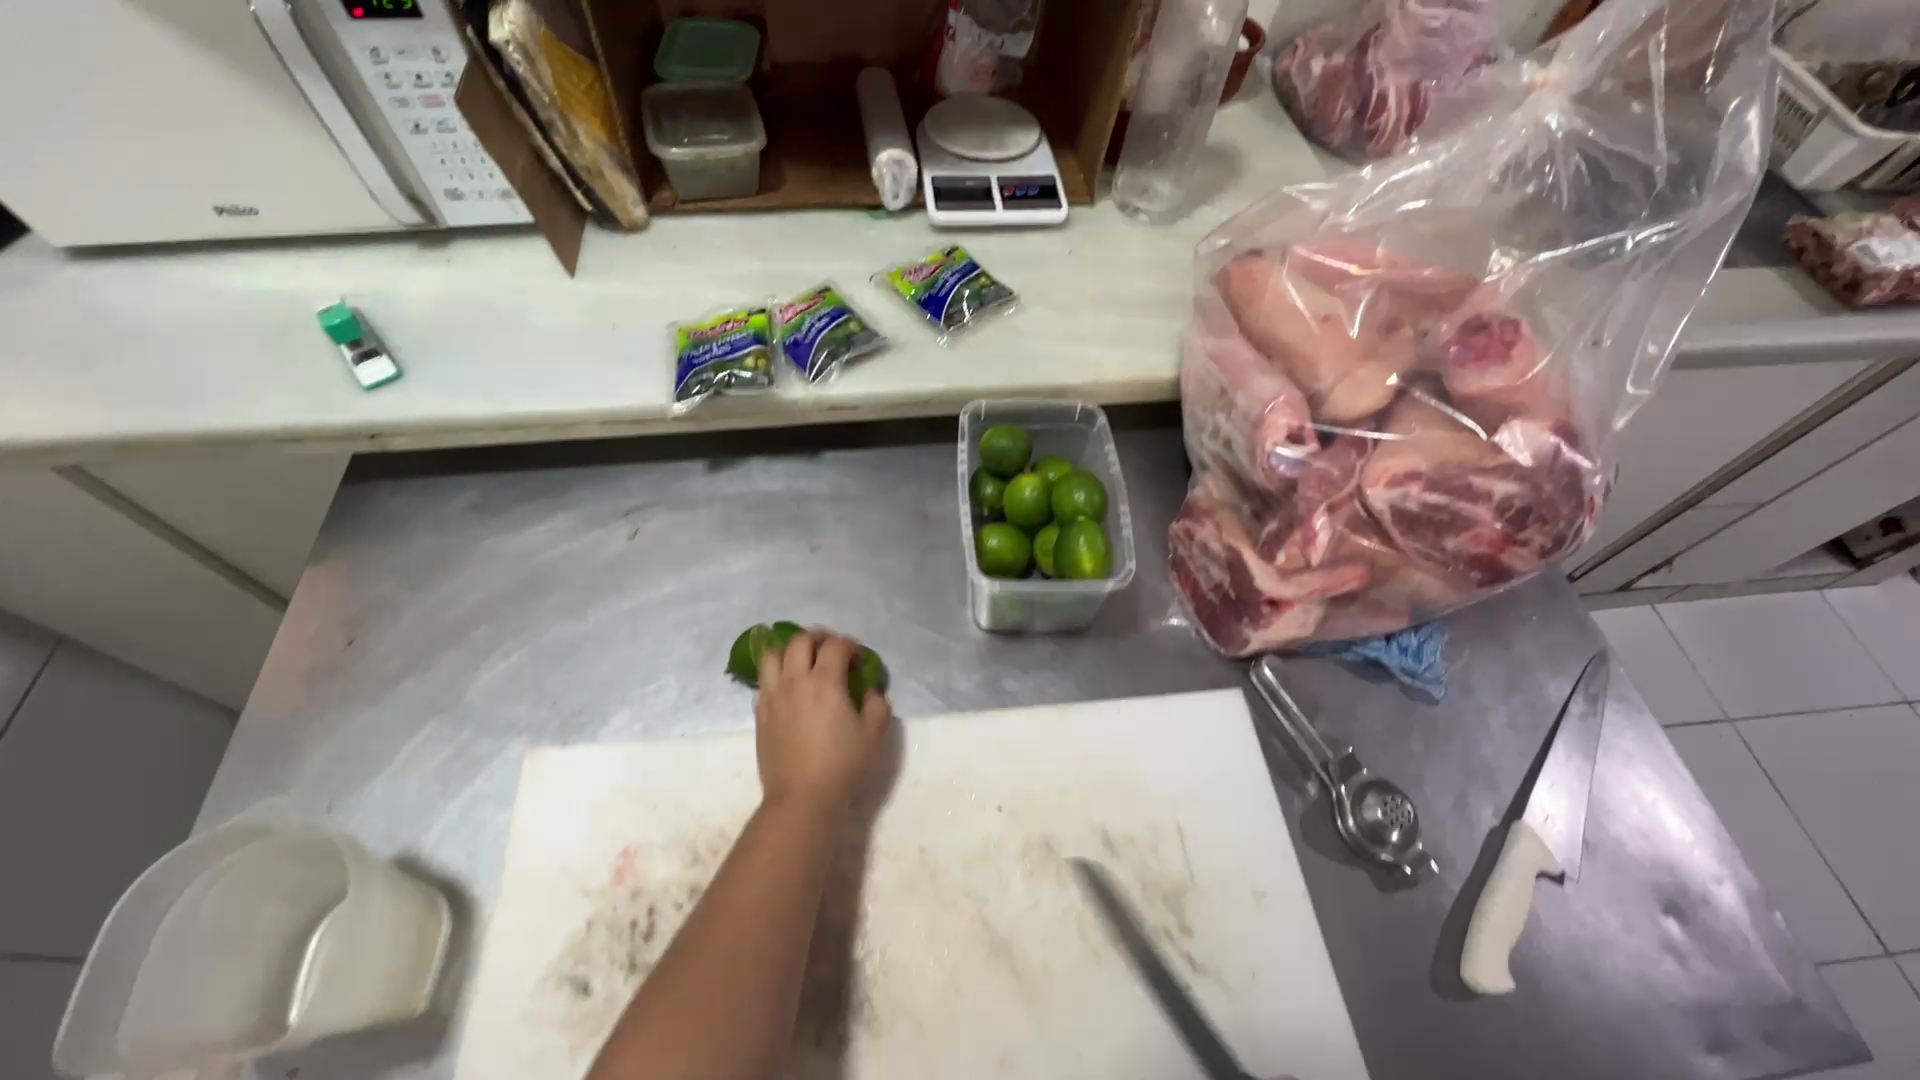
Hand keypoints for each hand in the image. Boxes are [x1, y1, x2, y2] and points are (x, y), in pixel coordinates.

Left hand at [754, 629, 891, 817]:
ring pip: (773, 655)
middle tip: (831, 647)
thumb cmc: (842, 766)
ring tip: (803, 659)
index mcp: (824, 682)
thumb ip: (877, 705)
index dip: (851, 645)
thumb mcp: (874, 735)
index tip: (859, 658)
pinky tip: (789, 687)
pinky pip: (763, 680)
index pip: (836, 645)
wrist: (801, 798)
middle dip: (819, 636)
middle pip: (800, 640)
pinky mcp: (760, 713)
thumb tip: (870, 692)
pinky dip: (777, 674)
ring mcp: (772, 696)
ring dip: (790, 649)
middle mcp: (794, 681)